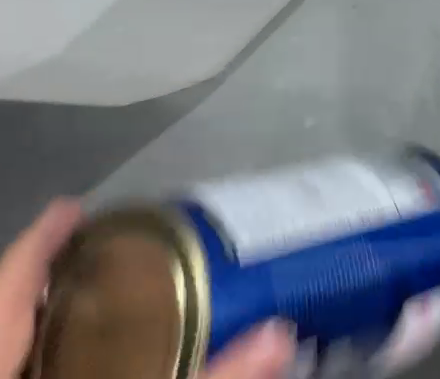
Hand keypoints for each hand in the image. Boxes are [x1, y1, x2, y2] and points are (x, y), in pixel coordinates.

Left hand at [2, 200, 294, 378]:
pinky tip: (100, 361)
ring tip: (109, 297)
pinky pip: (24, 377)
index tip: (72, 208)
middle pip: (2, 333)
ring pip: (13, 362)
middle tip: (113, 249)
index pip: (0, 302)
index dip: (32, 251)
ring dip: (48, 330)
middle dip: (45, 287)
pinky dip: (56, 364)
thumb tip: (280, 332)